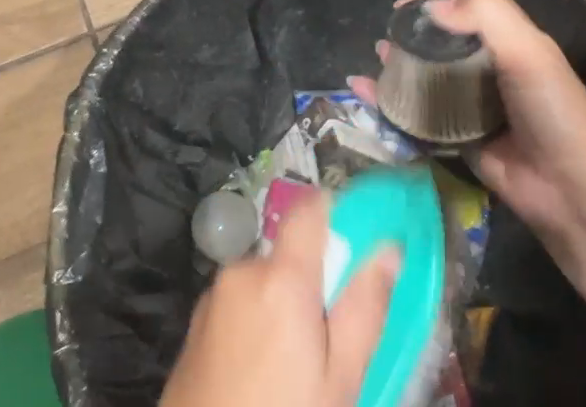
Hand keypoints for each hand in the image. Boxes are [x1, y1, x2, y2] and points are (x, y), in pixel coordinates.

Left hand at [160, 194, 398, 406]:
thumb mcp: (340, 376)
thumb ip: (365, 308)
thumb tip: (388, 249)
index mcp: (280, 277)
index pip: (310, 209)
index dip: (338, 213)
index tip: (362, 239)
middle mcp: (242, 271)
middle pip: (291, 255)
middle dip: (315, 284)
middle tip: (332, 336)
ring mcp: (214, 295)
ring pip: (266, 282)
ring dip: (286, 306)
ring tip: (297, 363)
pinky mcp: (197, 320)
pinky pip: (242, 303)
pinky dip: (259, 321)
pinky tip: (264, 368)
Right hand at [351, 0, 585, 237]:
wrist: (574, 195)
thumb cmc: (555, 113)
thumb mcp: (529, 51)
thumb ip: (486, 16)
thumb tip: (432, 10)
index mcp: (515, 45)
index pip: (470, 13)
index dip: (435, 5)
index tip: (399, 9)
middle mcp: (494, 73)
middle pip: (445, 47)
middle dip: (412, 39)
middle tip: (382, 39)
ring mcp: (476, 110)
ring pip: (430, 82)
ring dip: (400, 70)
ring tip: (373, 64)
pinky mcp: (461, 143)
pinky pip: (421, 119)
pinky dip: (394, 107)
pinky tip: (369, 98)